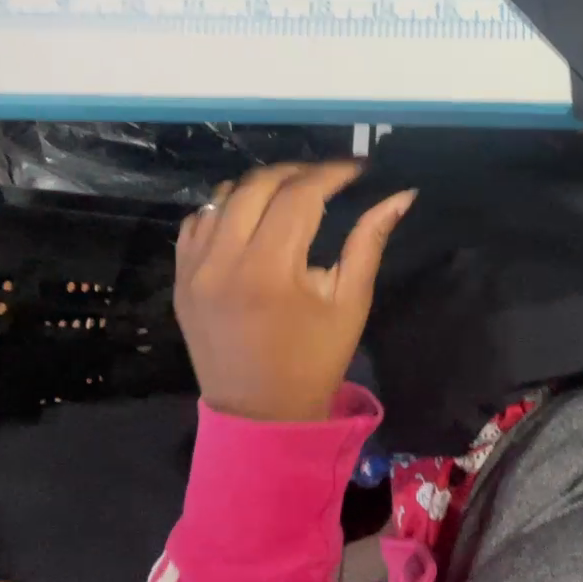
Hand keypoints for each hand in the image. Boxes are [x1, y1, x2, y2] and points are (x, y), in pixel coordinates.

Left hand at [174, 162, 415, 422]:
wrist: (259, 413)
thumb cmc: (315, 358)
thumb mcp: (351, 300)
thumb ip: (370, 240)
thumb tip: (401, 194)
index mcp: (270, 269)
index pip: (300, 195)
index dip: (332, 173)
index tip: (358, 168)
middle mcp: (224, 261)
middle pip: (257, 185)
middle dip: (298, 171)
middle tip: (329, 176)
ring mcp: (194, 269)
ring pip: (223, 196)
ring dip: (261, 185)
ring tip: (293, 191)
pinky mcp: (180, 279)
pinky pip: (198, 221)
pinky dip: (225, 207)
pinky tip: (252, 216)